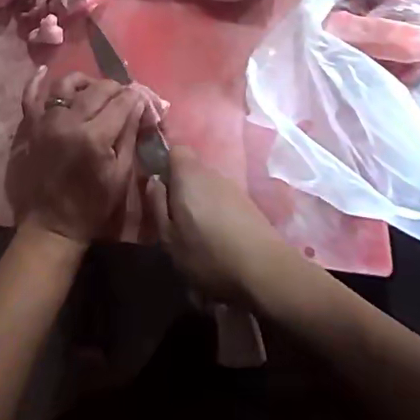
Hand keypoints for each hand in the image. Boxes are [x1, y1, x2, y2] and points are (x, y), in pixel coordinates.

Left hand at [6, 68, 143, 243]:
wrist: (50, 225)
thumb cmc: (91, 205)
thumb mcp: (120, 175)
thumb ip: (129, 135)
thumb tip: (139, 104)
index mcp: (95, 137)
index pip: (121, 102)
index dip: (135, 98)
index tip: (141, 99)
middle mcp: (69, 121)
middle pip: (97, 89)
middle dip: (115, 88)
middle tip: (122, 96)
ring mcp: (46, 121)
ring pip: (66, 84)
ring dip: (85, 81)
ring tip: (93, 89)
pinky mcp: (30, 126)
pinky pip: (30, 96)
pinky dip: (36, 81)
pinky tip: (44, 71)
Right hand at [143, 147, 298, 306]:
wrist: (265, 270)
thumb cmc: (208, 253)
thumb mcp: (169, 237)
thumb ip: (157, 204)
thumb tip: (154, 180)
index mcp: (189, 174)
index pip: (175, 150)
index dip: (164, 164)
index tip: (158, 188)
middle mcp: (212, 173)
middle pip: (191, 170)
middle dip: (181, 189)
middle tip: (174, 219)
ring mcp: (233, 188)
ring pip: (207, 188)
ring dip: (200, 204)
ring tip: (196, 237)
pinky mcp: (248, 204)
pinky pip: (223, 201)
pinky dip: (217, 215)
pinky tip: (218, 242)